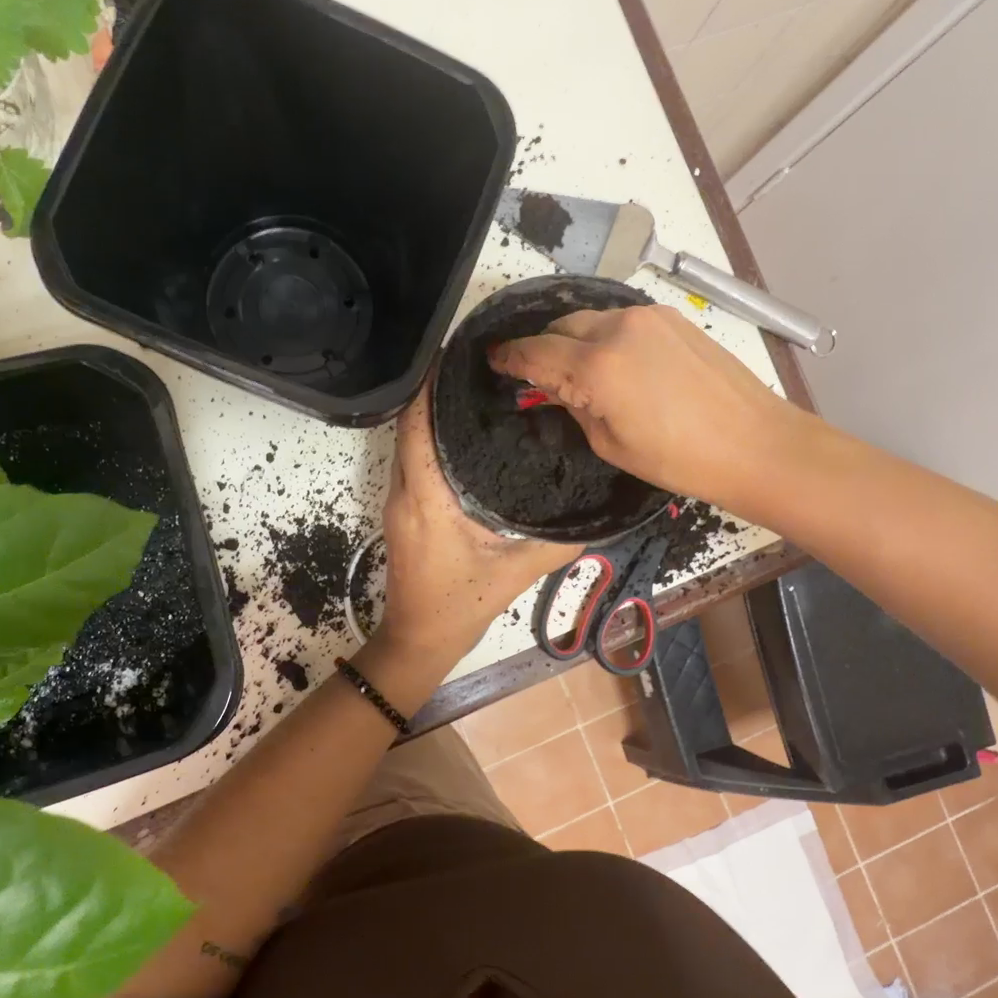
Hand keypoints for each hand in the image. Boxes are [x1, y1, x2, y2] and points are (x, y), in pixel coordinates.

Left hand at [374, 384, 581, 682]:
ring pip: (408, 444)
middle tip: (477, 368)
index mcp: (425, 499)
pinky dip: (429, 440)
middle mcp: (404, 492)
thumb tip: (599, 513)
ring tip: (475, 392)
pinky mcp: (403, 512)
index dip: (429, 387)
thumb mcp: (514, 573)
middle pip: (408, 426)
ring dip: (430, 415)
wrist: (418, 641)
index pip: (416, 426)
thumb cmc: (459, 607)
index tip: (456, 356)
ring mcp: (398, 502)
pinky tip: (465, 434)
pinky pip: (412, 462)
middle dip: (434, 392)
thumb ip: (556, 543)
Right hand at [488, 304, 808, 507]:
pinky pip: (621, 321)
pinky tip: (616, 365)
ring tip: (580, 373)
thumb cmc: (678, 458)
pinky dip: (606, 337)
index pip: (535, 352)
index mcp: (596, 367)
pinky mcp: (672, 317)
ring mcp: (648, 318)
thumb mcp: (609, 443)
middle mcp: (617, 329)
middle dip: (544, 347)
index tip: (493, 359)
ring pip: (591, 320)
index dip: (509, 357)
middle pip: (560, 326)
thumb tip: (557, 388)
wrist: (754, 443)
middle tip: (539, 376)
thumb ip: (574, 406)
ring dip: (576, 340)